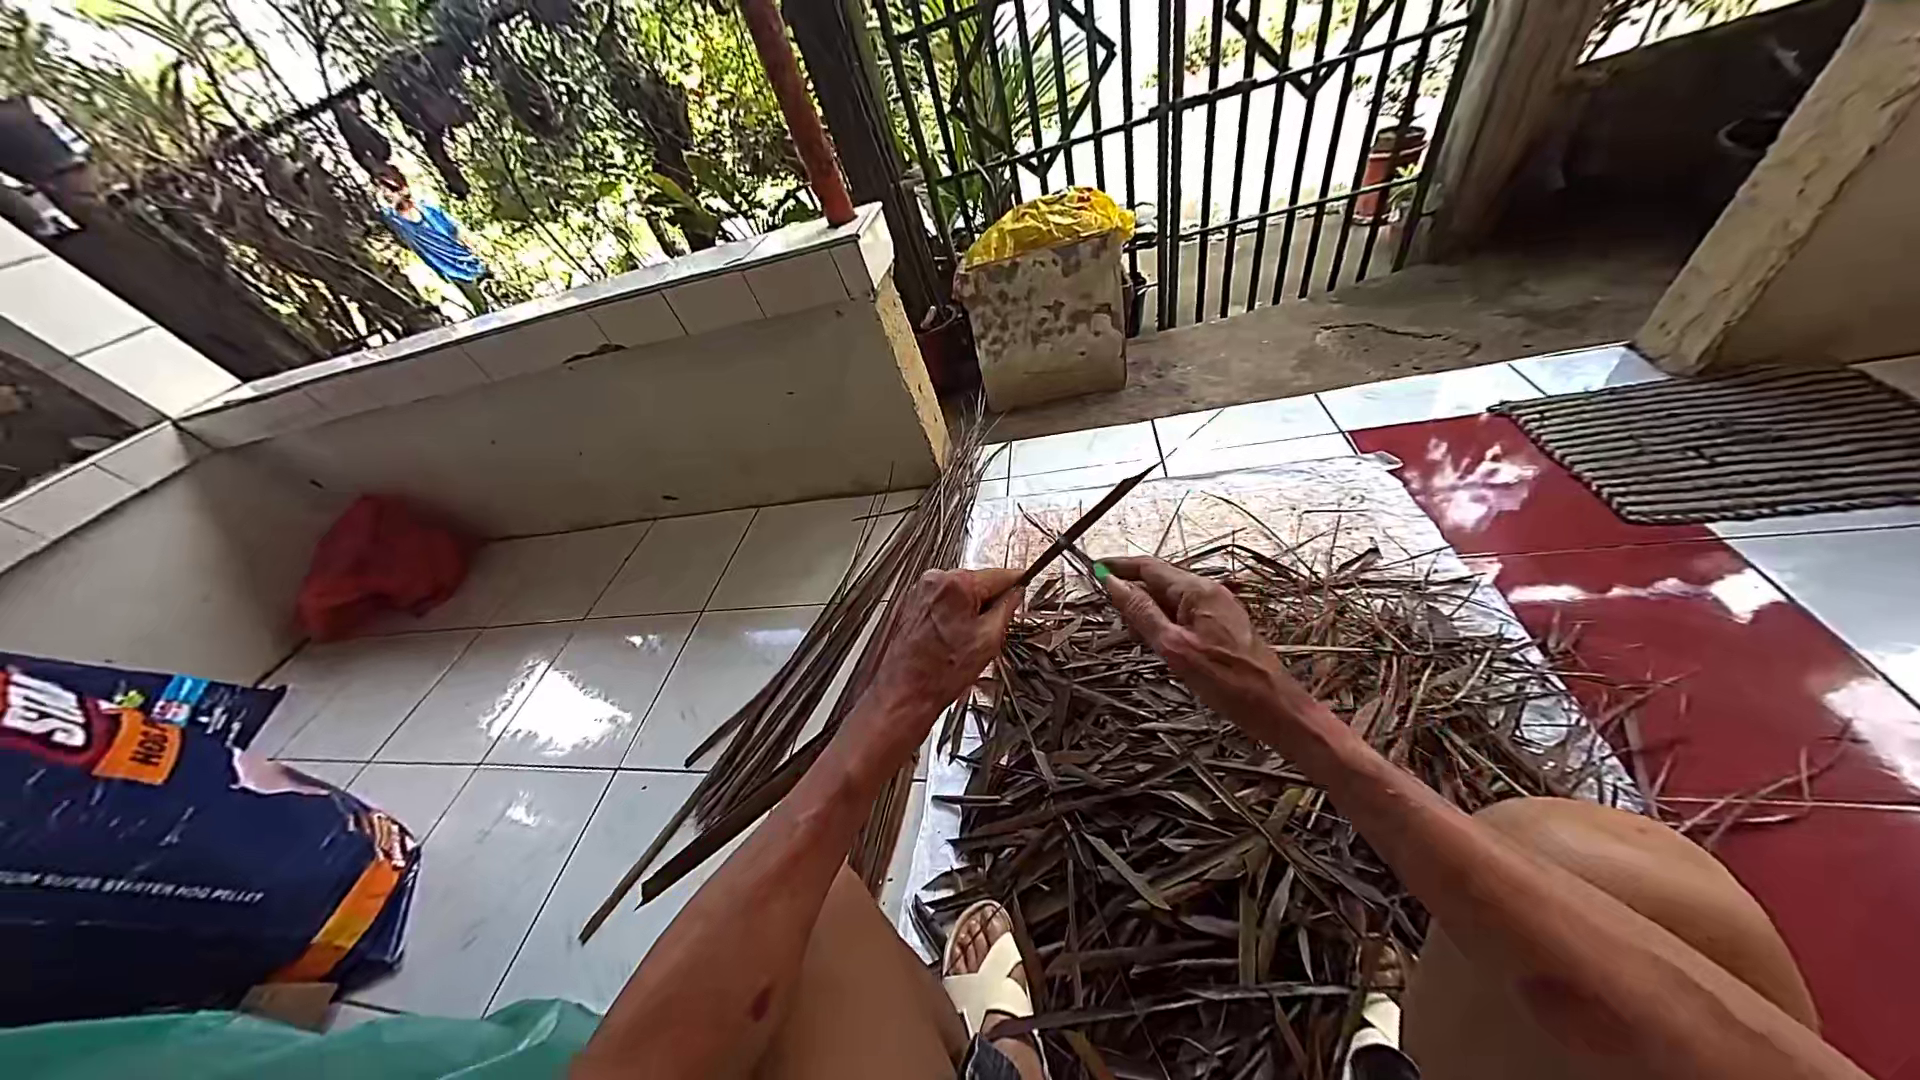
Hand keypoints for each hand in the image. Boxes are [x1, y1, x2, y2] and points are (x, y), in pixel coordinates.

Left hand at [840, 568, 1021, 768]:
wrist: (905, 691)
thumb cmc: (938, 672)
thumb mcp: (989, 639)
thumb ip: (1007, 609)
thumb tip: (1015, 594)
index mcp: (956, 584)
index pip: (1000, 574)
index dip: (1017, 583)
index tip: (1024, 586)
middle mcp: (935, 580)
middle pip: (978, 582)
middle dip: (989, 602)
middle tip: (991, 630)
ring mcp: (921, 591)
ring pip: (960, 592)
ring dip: (970, 610)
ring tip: (966, 640)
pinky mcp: (912, 602)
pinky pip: (944, 601)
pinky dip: (952, 615)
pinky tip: (951, 640)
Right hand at [1097, 556, 1328, 746]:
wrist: (1275, 708)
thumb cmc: (1226, 682)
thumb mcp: (1172, 646)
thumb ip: (1140, 612)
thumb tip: (1113, 584)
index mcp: (1197, 591)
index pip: (1148, 566)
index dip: (1118, 566)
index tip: (1093, 570)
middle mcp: (1209, 591)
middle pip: (1159, 581)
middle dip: (1132, 593)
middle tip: (1112, 614)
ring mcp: (1218, 607)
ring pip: (1170, 599)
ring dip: (1147, 610)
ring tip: (1134, 634)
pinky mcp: (1222, 624)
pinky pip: (1184, 613)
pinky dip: (1164, 622)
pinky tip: (1158, 643)